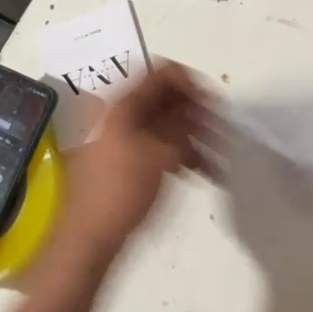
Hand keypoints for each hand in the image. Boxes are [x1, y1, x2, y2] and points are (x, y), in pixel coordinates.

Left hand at [56, 64, 211, 263]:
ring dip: (194, 136)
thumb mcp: (159, 154)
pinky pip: (159, 145)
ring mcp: (123, 137)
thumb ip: (180, 122)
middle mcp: (121, 113)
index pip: (163, 73)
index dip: (192, 84)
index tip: (215, 105)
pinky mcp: (127, 160)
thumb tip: (198, 100)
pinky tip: (202, 172)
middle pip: (166, 99)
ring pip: (166, 124)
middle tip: (223, 133)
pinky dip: (180, 153)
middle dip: (198, 114)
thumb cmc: (122, 191)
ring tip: (219, 158)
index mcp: (123, 103)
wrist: (89, 238)